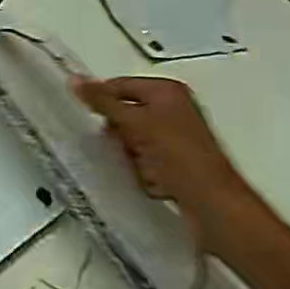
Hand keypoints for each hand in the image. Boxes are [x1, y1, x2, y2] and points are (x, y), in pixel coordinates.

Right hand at [72, 76, 256, 249]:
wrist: (216, 208)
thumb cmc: (178, 156)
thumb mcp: (135, 123)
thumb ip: (102, 101)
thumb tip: (73, 80)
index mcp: (167, 91)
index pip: (118, 86)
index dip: (103, 102)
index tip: (91, 120)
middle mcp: (173, 109)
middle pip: (124, 115)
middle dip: (120, 136)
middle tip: (125, 149)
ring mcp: (177, 139)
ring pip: (133, 141)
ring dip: (131, 156)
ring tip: (142, 170)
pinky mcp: (179, 164)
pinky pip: (146, 161)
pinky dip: (144, 171)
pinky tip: (153, 183)